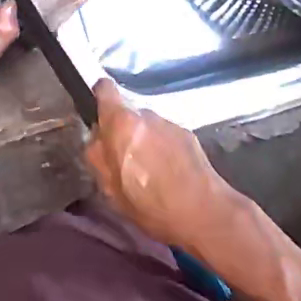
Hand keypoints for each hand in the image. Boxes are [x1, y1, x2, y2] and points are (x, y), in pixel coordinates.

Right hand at [85, 79, 248, 254]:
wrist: (204, 212)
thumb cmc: (150, 204)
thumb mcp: (110, 189)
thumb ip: (97, 157)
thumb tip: (96, 139)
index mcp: (121, 122)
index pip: (104, 89)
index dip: (99, 98)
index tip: (100, 117)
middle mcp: (145, 114)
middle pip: (127, 114)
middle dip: (124, 132)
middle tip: (125, 160)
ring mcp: (169, 123)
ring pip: (147, 127)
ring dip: (145, 141)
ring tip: (150, 172)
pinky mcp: (188, 135)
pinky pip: (166, 137)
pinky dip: (164, 149)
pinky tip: (169, 174)